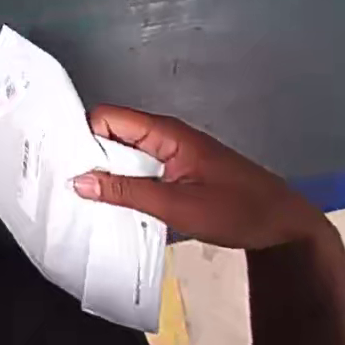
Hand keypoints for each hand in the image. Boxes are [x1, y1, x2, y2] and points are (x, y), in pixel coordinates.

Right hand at [71, 105, 336, 250]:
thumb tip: (79, 181)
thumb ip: (126, 192)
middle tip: (62, 180)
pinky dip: (123, 180)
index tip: (61, 159)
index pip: (109, 118)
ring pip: (125, 152)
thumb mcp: (176, 205)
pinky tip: (110, 202)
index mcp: (165, 133)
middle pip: (113, 133)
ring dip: (105, 170)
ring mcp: (171, 153)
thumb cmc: (235, 210)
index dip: (83, 133)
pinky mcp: (176, 170)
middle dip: (88, 153)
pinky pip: (139, 167)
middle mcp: (165, 136)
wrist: (283, 226)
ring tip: (79, 194)